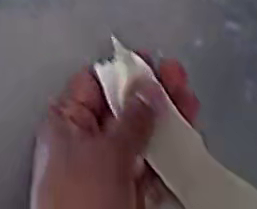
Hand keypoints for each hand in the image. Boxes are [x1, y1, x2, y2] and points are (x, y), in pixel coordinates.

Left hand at [30, 55, 198, 208]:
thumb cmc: (79, 203)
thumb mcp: (107, 153)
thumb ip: (132, 117)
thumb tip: (149, 86)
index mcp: (66, 123)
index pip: (96, 82)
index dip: (125, 70)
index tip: (152, 62)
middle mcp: (84, 142)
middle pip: (123, 106)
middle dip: (154, 92)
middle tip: (178, 79)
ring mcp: (106, 169)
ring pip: (141, 133)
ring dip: (167, 119)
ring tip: (189, 104)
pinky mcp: (125, 194)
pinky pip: (150, 163)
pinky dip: (169, 151)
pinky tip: (187, 138)